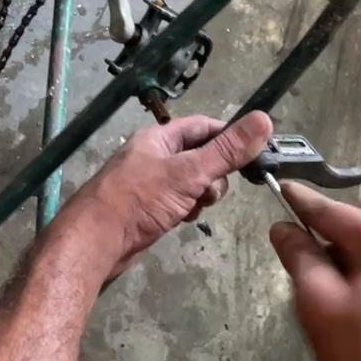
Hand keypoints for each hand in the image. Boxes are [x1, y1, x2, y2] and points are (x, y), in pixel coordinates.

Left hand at [57, 112, 273, 273]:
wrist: (96, 240)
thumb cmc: (139, 199)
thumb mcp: (189, 172)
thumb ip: (227, 150)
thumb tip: (264, 120)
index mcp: (160, 137)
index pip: (204, 127)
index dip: (229, 137)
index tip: (253, 154)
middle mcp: (155, 154)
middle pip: (201, 155)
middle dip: (215, 174)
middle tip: (210, 191)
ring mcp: (151, 182)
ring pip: (193, 181)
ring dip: (201, 194)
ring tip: (193, 207)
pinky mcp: (150, 207)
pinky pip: (180, 200)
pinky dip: (187, 208)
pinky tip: (182, 219)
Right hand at [269, 183, 360, 360]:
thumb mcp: (319, 302)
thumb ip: (299, 256)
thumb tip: (284, 227)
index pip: (333, 212)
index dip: (301, 202)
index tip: (279, 186)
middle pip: (353, 237)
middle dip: (323, 251)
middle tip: (298, 280)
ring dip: (343, 274)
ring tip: (326, 310)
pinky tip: (355, 323)